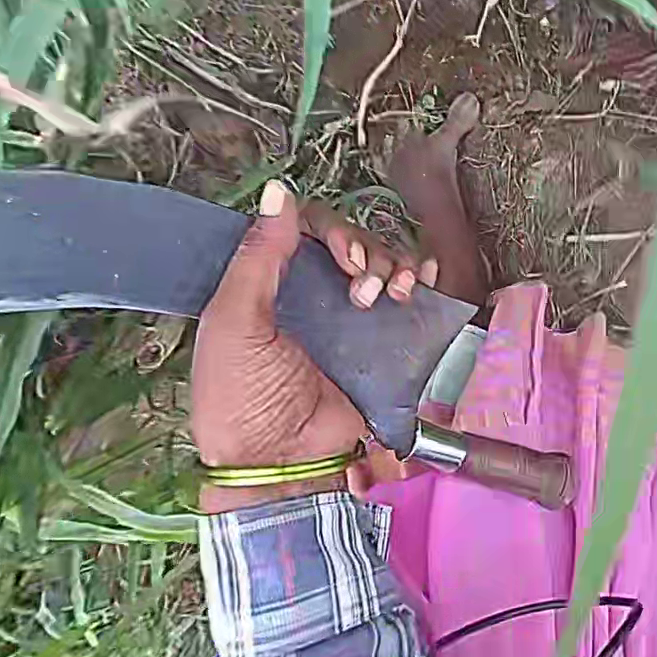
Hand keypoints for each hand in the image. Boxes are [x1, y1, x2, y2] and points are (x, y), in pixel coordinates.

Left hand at [190, 181, 423, 510]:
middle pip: (351, 242)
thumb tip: (278, 194)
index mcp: (272, 283)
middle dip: (365, 252)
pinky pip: (406, 299)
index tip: (342, 258)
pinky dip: (419, 279)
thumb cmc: (242, 397)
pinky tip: (422, 281)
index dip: (330, 232)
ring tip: (391, 295)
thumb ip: (257, 258)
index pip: (308, 230)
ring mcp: (350, 318)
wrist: (280, 462)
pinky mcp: (380, 343)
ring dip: (394, 266)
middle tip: (361, 286)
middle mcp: (313, 293)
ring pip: (382, 265)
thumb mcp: (234, 323)